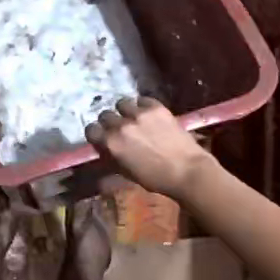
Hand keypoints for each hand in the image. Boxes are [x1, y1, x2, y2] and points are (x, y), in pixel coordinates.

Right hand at [84, 97, 216, 198]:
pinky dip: (142, 106)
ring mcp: (139, 114)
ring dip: (125, 111)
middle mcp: (121, 125)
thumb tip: (102, 148)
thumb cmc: (156, 179)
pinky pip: (142, 100)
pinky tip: (148, 114)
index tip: (102, 136)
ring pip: (122, 103)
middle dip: (110, 122)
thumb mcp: (126, 172)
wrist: (188, 171)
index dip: (96, 133)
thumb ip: (111, 157)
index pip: (91, 129)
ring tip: (134, 118)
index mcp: (111, 143)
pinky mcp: (156, 107)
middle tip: (120, 128)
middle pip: (105, 115)